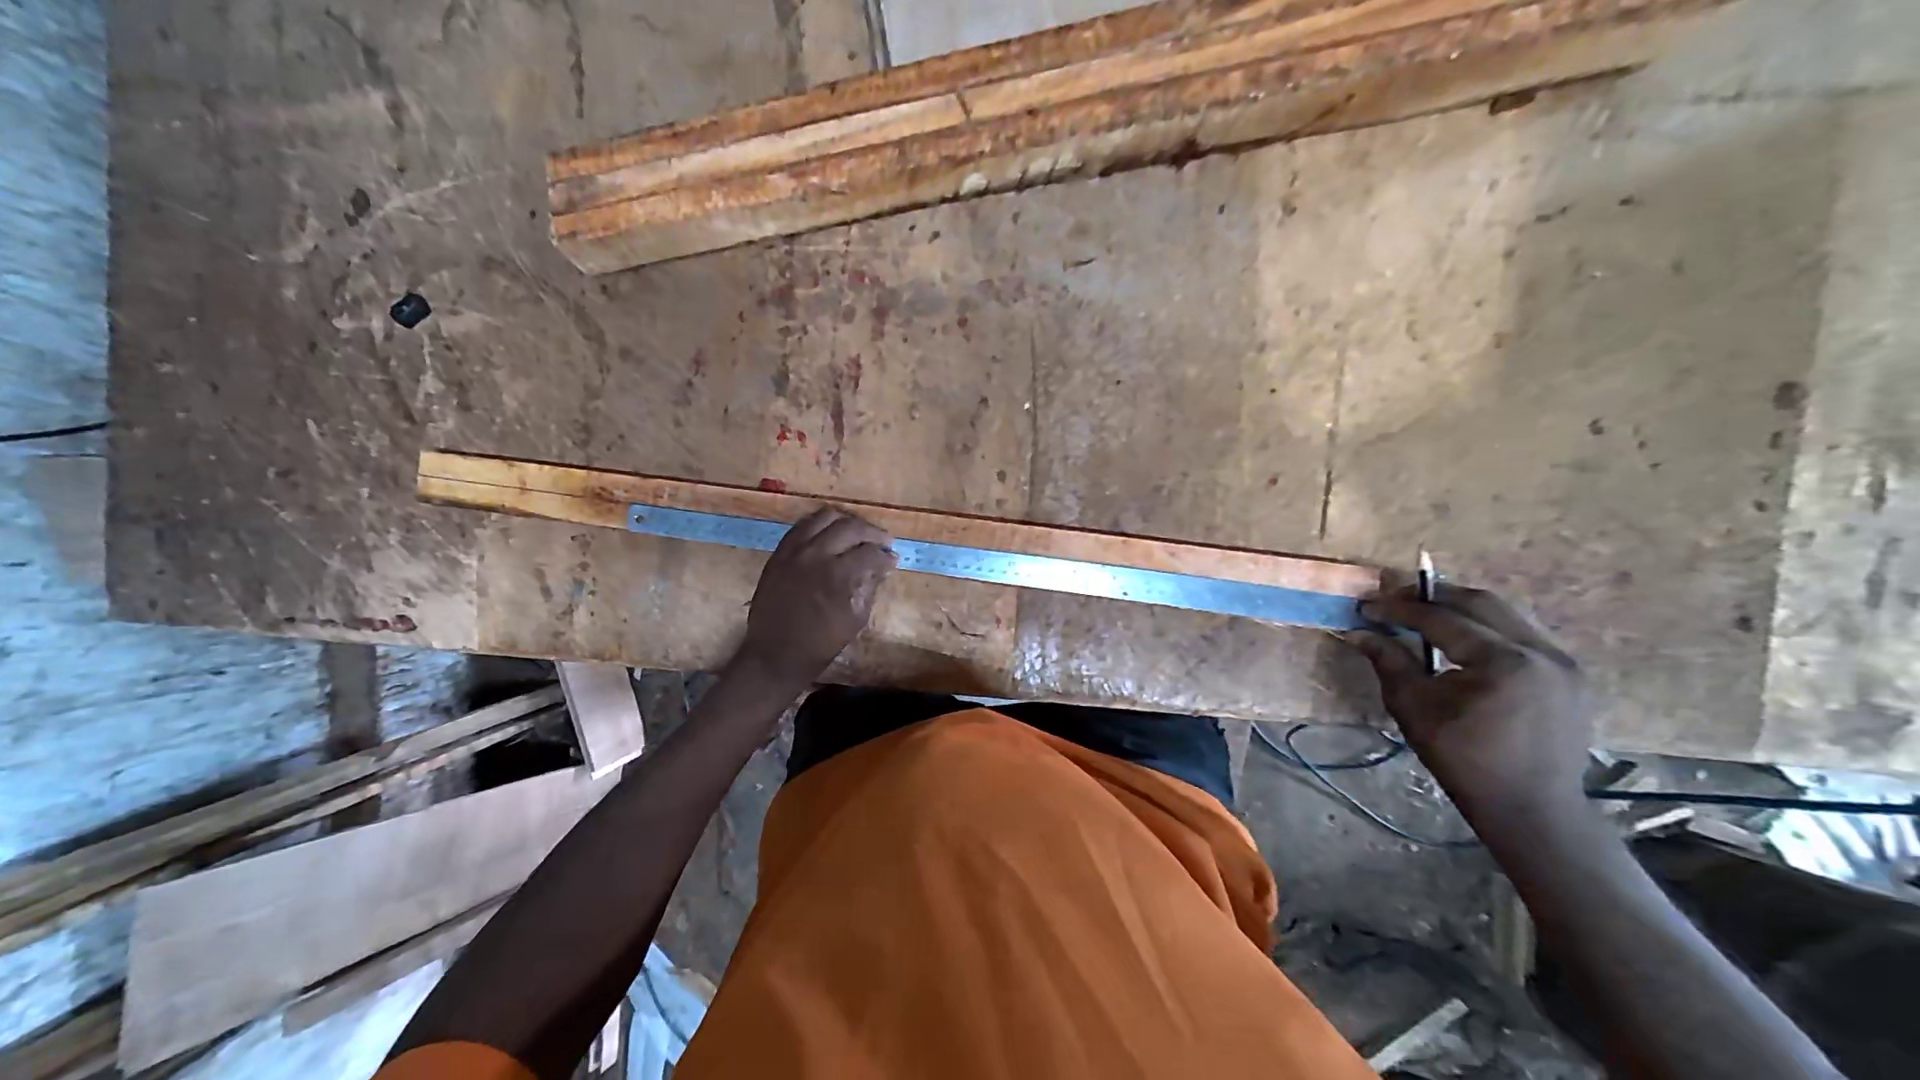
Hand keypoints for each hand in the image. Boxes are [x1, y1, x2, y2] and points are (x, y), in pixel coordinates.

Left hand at [735, 508, 896, 687]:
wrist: (774, 655)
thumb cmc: (820, 644)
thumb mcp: (855, 620)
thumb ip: (869, 588)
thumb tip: (882, 568)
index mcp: (837, 574)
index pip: (870, 553)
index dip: (886, 557)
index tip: (892, 560)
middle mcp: (816, 554)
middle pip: (851, 527)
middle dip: (872, 533)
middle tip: (883, 542)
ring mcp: (794, 550)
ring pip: (825, 517)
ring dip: (847, 522)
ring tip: (857, 533)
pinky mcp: (779, 553)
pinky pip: (802, 526)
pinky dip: (820, 526)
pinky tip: (831, 535)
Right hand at [1348, 584, 1593, 822]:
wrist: (1531, 807)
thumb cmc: (1464, 760)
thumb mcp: (1415, 708)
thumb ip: (1389, 662)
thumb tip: (1358, 631)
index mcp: (1502, 661)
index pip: (1442, 618)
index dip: (1400, 608)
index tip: (1367, 605)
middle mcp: (1539, 651)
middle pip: (1480, 602)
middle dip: (1433, 596)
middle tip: (1395, 596)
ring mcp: (1561, 661)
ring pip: (1505, 614)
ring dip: (1461, 608)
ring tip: (1425, 612)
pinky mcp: (1569, 674)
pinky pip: (1522, 633)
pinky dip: (1486, 626)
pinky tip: (1462, 637)